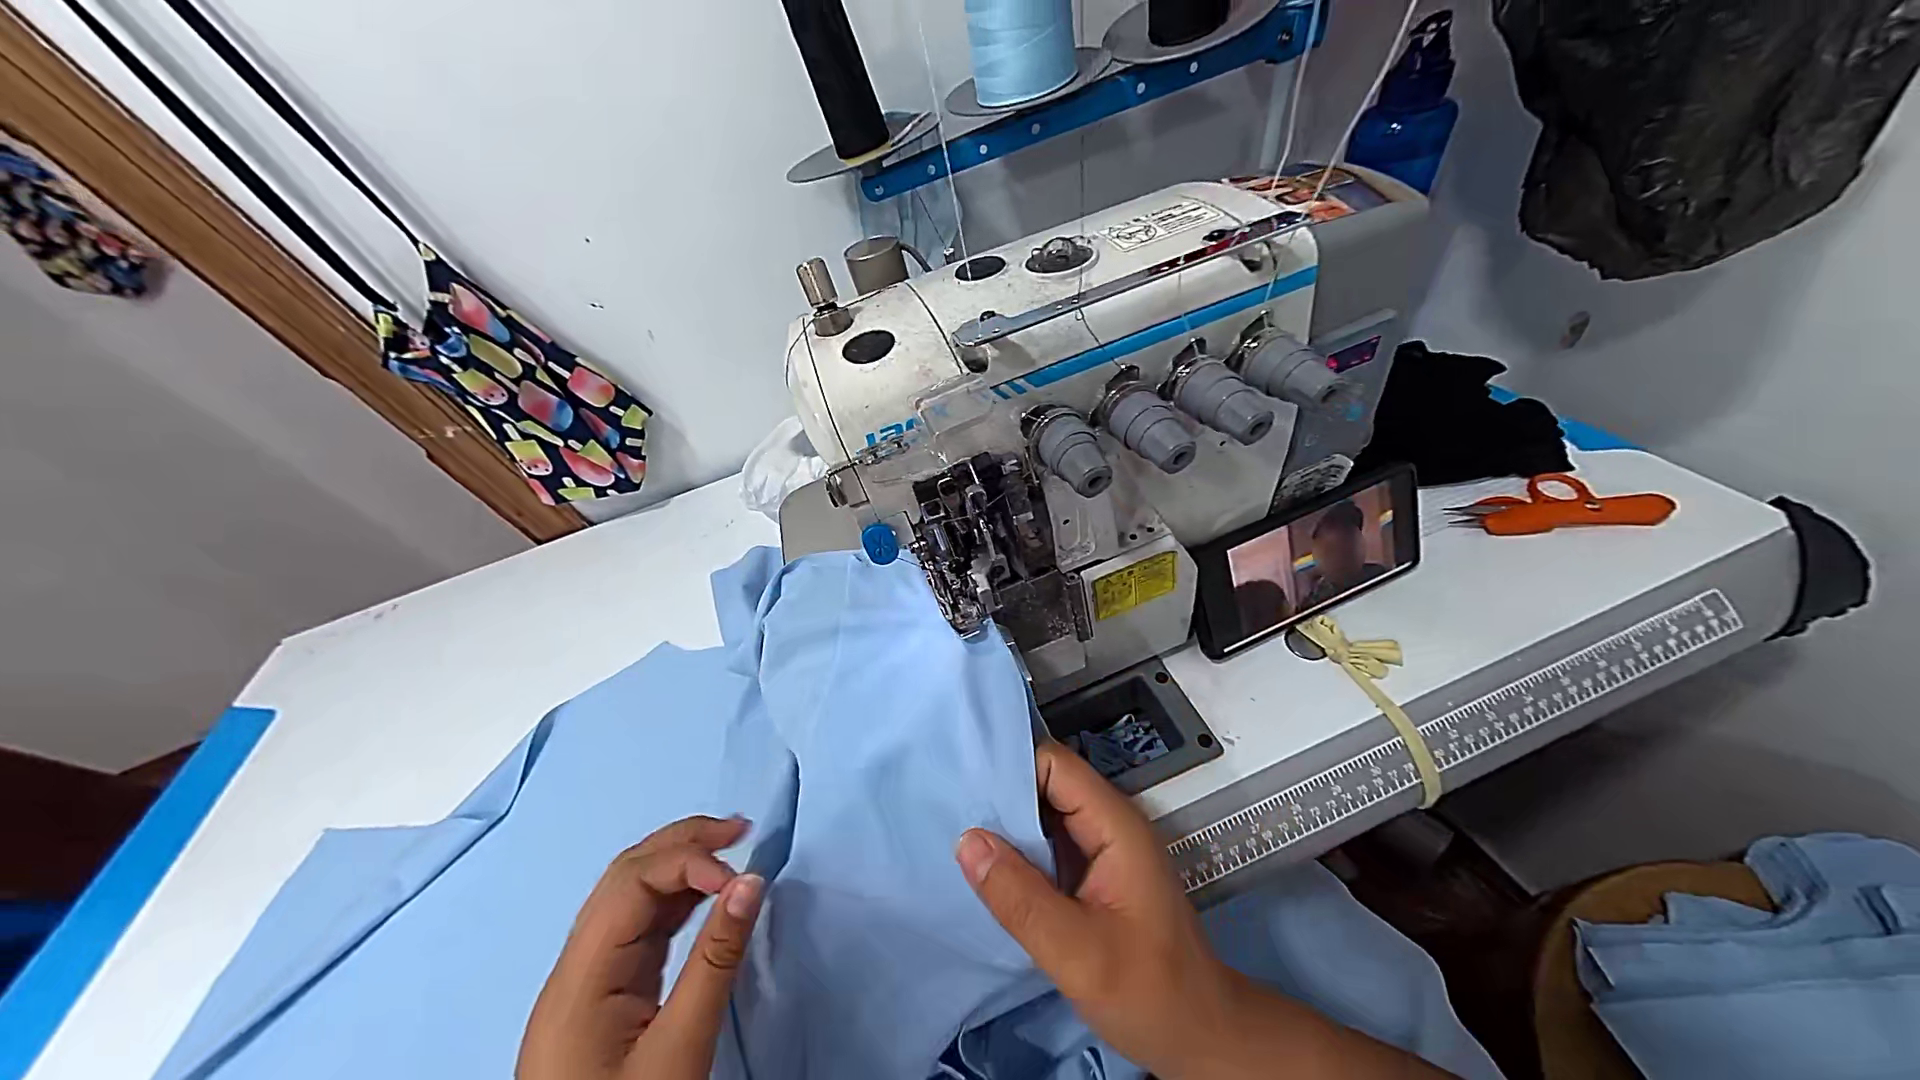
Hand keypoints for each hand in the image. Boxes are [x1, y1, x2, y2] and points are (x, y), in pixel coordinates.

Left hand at [518, 816, 763, 1079]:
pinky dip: (678, 897)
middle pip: (625, 876)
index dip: (688, 861)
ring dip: (681, 862)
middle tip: (740, 828)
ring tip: (731, 846)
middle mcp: (576, 967)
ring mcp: (587, 979)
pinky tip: (709, 891)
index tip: (741, 876)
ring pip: (631, 894)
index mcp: (580, 979)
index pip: (631, 884)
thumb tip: (751, 881)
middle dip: (682, 842)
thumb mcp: (680, 1050)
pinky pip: (641, 925)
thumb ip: (716, 959)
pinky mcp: (605, 993)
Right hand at [956, 743, 1448, 1079]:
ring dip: (1004, 820)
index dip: (1007, 764)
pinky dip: (1017, 846)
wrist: (1200, 1037)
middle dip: (999, 789)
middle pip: (1046, 781)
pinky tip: (984, 862)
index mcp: (1114, 824)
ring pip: (1044, 811)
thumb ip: (1021, 898)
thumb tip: (966, 840)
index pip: (1053, 765)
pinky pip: (1047, 841)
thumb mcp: (1078, 953)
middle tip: (946, 803)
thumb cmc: (1150, 993)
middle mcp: (1108, 823)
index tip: (960, 776)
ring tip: (954, 827)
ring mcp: (1100, 846)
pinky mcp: (1091, 871)